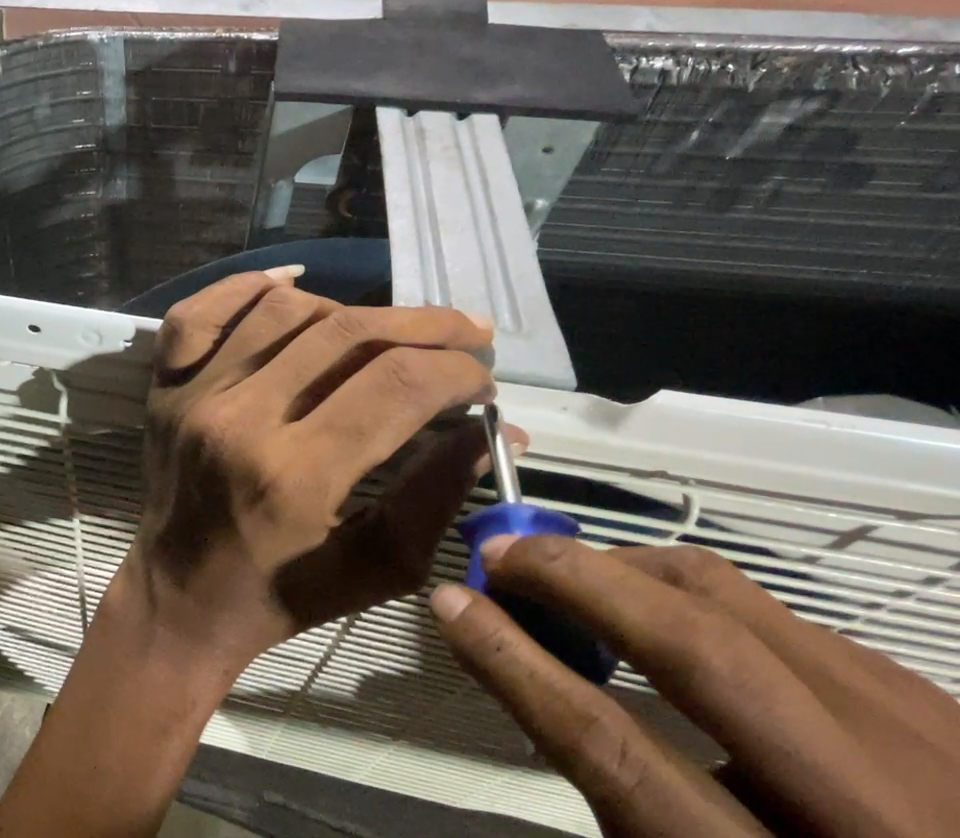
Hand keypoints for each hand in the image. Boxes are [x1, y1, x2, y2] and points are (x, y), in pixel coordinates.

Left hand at [121, 268, 509, 672]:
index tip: (485, 383)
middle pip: (346, 335)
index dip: (458, 371)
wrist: (176, 597)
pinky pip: (197, 313)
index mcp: (296, 476)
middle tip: (469, 334)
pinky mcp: (164, 385)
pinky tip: (293, 286)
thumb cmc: (280, 597)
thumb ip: (438, 494)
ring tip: (387, 334)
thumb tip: (498, 428)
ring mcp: (193, 394)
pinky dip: (245, 287)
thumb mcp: (377, 568)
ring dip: (348, 310)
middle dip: (424, 327)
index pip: (396, 385)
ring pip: (281, 312)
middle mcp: (240, 419)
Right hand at [434, 536, 959, 836]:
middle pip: (697, 650)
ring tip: (568, 574)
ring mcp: (926, 742)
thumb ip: (615, 785)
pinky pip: (783, 618)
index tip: (454, 604)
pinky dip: (698, 601)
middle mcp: (877, 809)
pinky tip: (665, 616)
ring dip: (628, 573)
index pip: (618, 749)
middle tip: (502, 557)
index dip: (518, 664)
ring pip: (741, 607)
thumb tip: (525, 661)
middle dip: (576, 582)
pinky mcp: (936, 700)